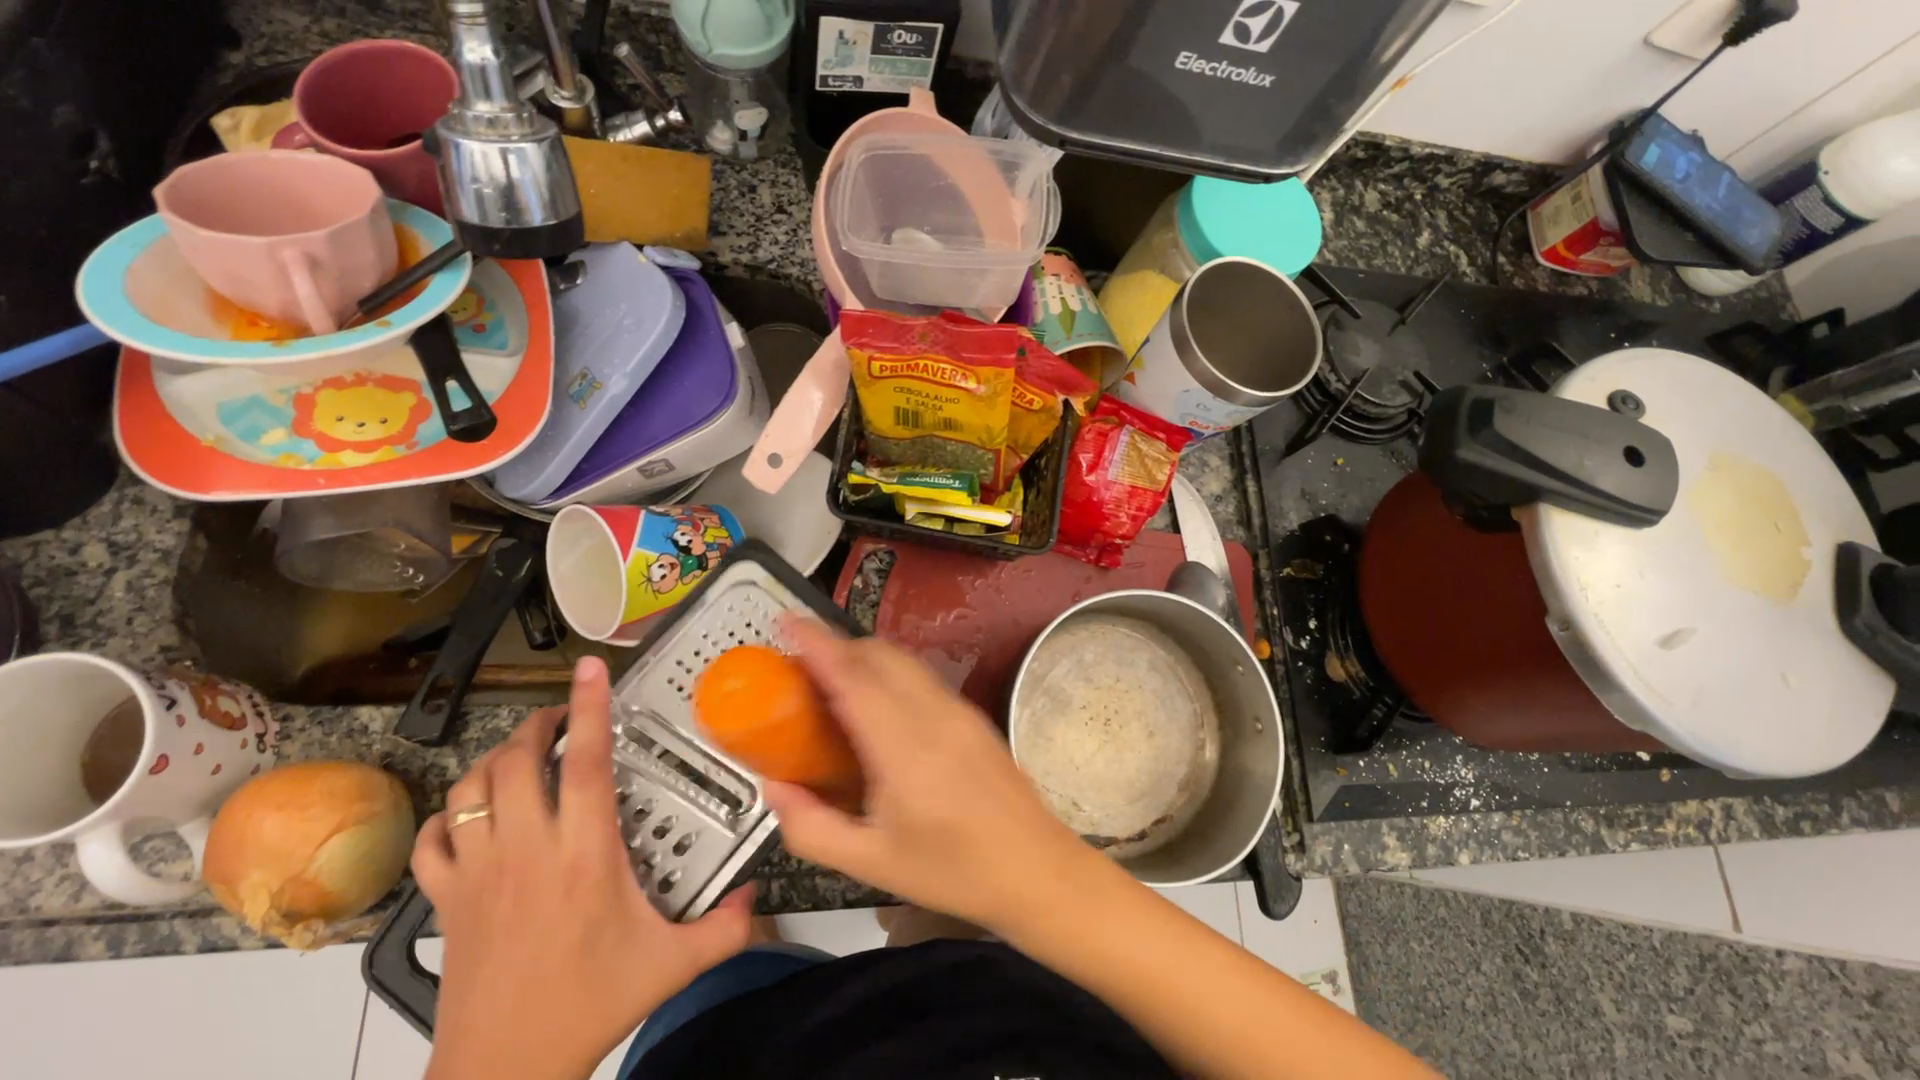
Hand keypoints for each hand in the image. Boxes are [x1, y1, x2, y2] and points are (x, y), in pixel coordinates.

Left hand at [413, 657, 752, 1079]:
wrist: (507, 1066)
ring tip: (520, 757)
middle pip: (516, 760)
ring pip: (471, 789)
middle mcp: (527, 849)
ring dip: (494, 761)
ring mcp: (477, 871)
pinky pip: (434, 839)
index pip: (584, 761)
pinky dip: (448, 817)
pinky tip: (469, 818)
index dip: (588, 708)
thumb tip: (759, 896)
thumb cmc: (593, 1005)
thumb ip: (728, 926)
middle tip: (560, 720)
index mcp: (586, 854)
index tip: (590, 669)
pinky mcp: (445, 898)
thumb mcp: (676, 964)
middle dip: (536, 725)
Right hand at [762, 618, 1095, 932]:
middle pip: (879, 654)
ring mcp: (960, 711)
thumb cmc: (954, 872)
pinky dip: (890, 674)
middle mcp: (934, 716)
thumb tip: (774, 788)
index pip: (854, 679)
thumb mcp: (871, 864)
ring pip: (904, 661)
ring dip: (865, 659)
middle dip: (837, 647)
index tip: (788, 622)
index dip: (818, 645)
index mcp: (905, 750)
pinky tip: (877, 709)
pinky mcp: (974, 716)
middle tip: (801, 669)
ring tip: (832, 685)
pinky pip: (922, 678)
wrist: (1038, 871)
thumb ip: (812, 829)